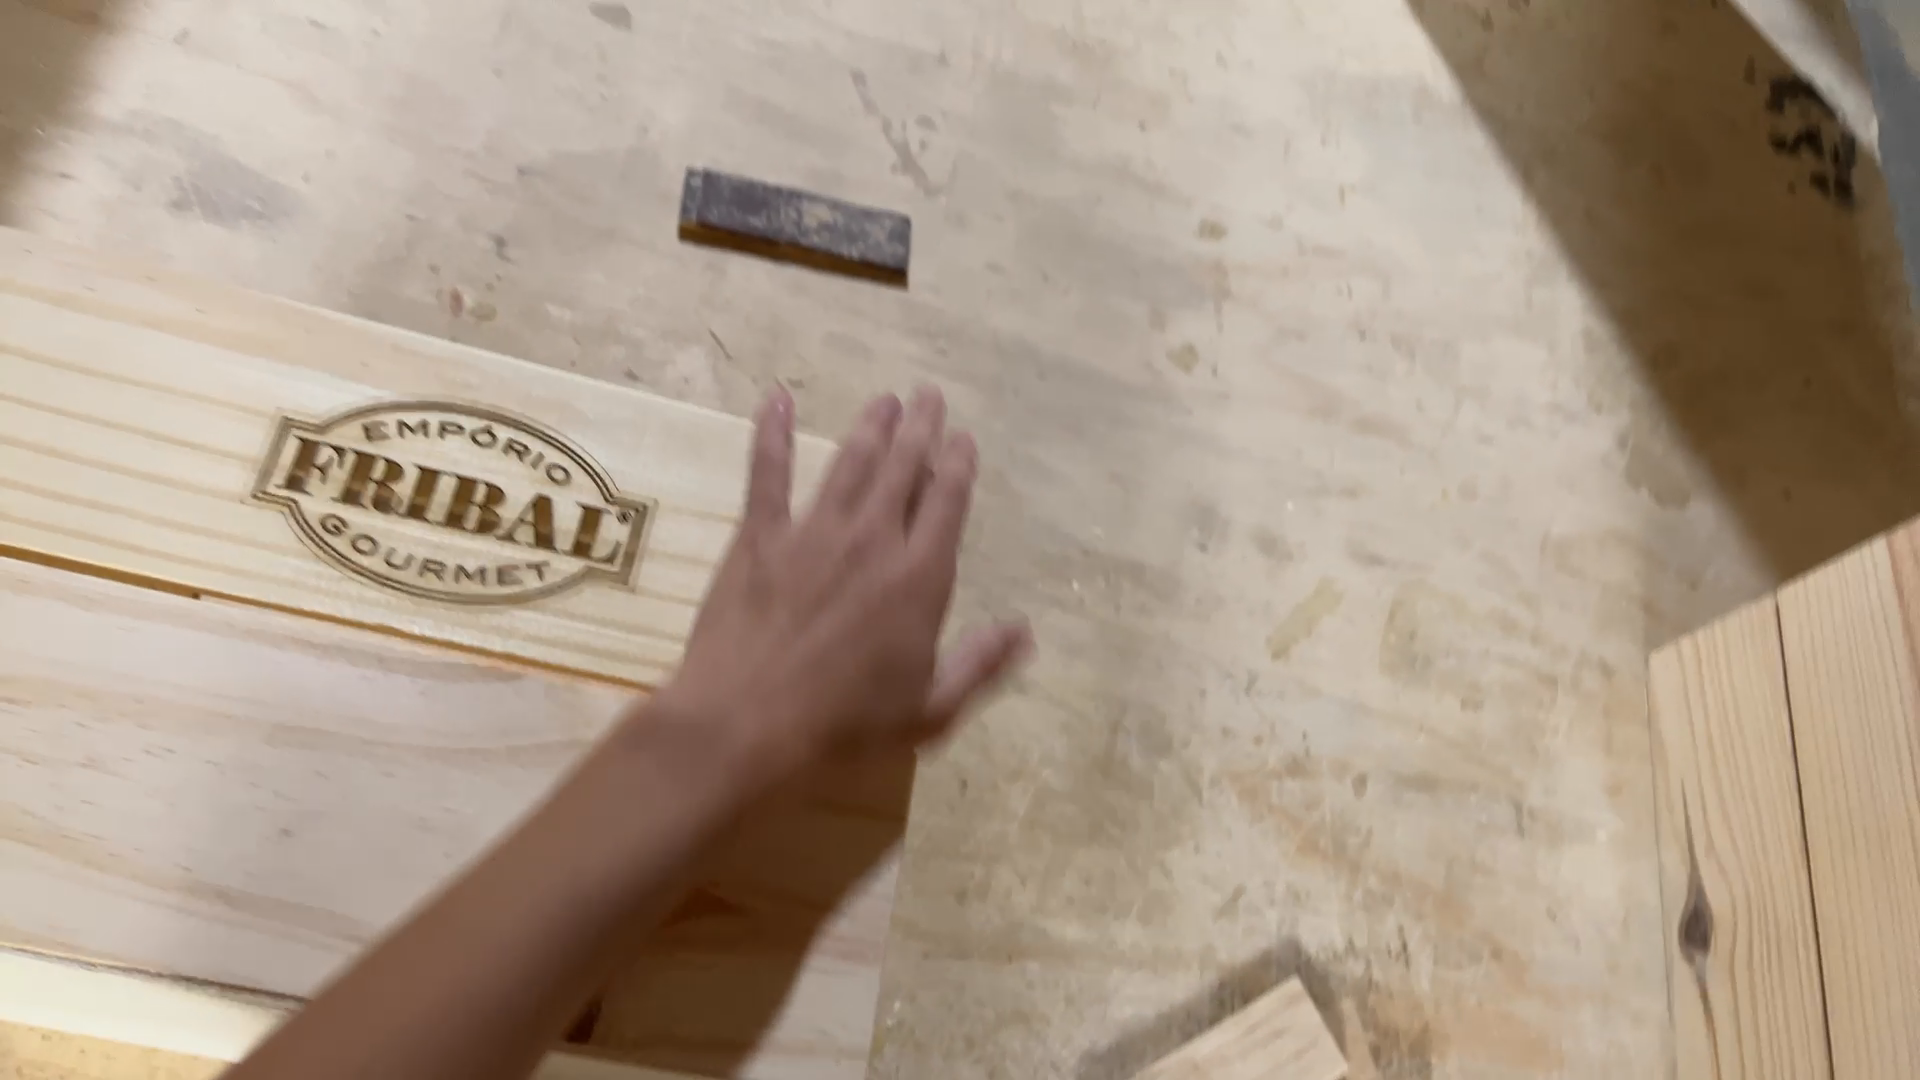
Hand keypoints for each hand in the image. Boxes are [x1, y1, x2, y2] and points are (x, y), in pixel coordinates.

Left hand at [655, 385, 1031, 773]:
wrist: (747, 727)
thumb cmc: (845, 726)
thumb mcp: (931, 711)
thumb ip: (981, 663)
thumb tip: (1026, 629)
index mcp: (919, 577)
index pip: (947, 504)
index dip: (958, 466)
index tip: (963, 438)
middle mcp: (873, 540)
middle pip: (904, 469)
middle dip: (920, 429)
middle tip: (928, 395)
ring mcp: (813, 532)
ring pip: (851, 463)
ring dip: (871, 427)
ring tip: (885, 399)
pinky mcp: (760, 537)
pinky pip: (767, 473)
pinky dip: (771, 433)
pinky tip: (776, 398)